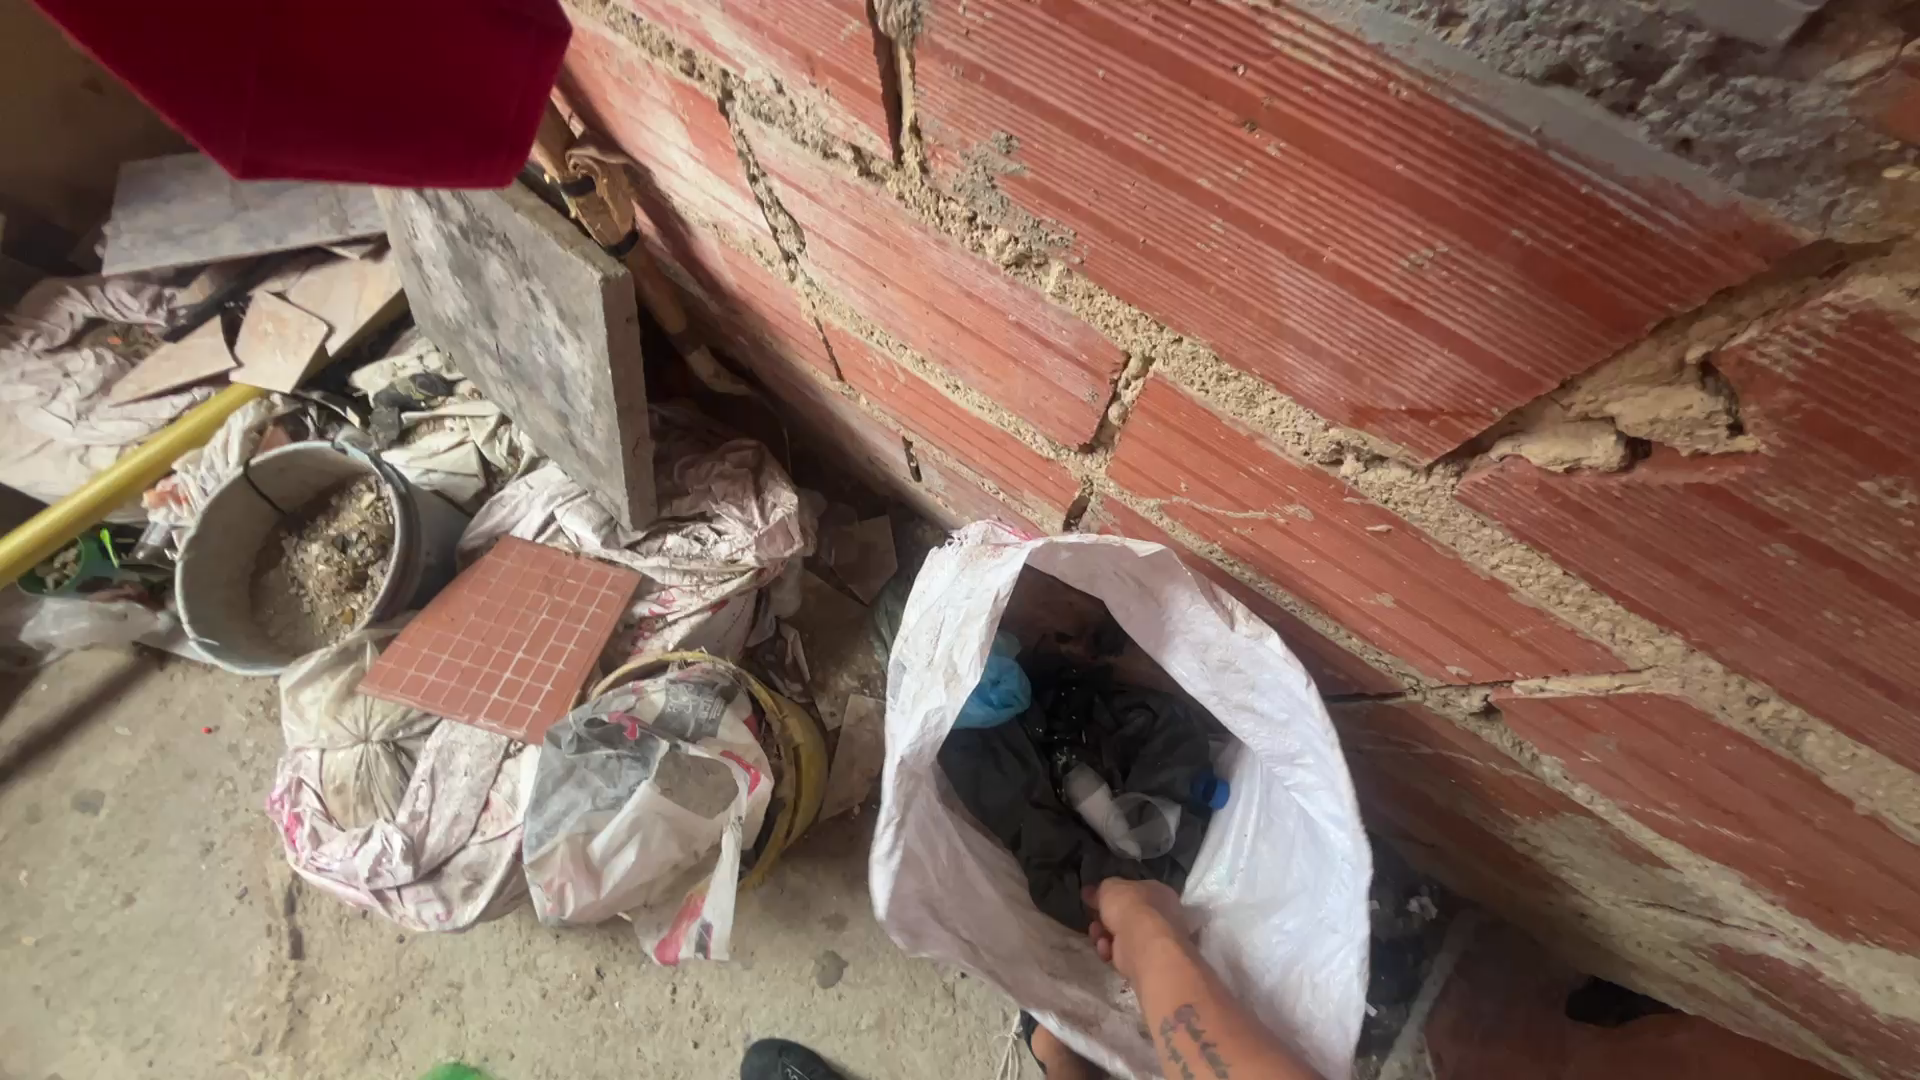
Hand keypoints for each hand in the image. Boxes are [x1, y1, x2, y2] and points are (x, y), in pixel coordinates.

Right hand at [1082, 878, 1188, 980]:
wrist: (1143, 945)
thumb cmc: (1131, 907)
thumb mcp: (1109, 888)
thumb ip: (1099, 890)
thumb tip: (1089, 893)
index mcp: (1159, 892)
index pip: (1135, 890)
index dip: (1114, 895)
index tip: (1096, 899)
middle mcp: (1162, 916)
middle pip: (1127, 915)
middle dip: (1105, 918)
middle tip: (1093, 919)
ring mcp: (1156, 940)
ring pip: (1122, 935)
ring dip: (1103, 934)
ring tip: (1096, 935)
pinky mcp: (1146, 961)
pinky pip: (1123, 953)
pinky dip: (1111, 950)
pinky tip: (1106, 949)